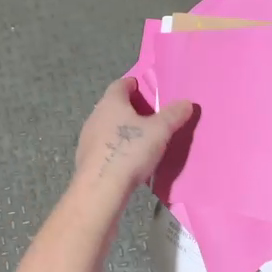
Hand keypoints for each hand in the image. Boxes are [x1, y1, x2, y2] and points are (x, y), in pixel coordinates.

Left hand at [73, 77, 193, 197]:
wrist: (100, 187)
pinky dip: (114, 147)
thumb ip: (173, 115)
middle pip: (112, 105)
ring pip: (106, 126)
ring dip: (120, 129)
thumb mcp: (159, 131)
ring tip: (138, 139)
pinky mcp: (84, 158)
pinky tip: (125, 159)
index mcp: (111, 102)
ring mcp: (87, 137)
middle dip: (129, 108)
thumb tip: (186, 103)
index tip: (144, 89)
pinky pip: (102, 145)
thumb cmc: (130, 151)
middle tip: (148, 116)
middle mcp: (95, 115)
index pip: (120, 84)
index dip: (133, 85)